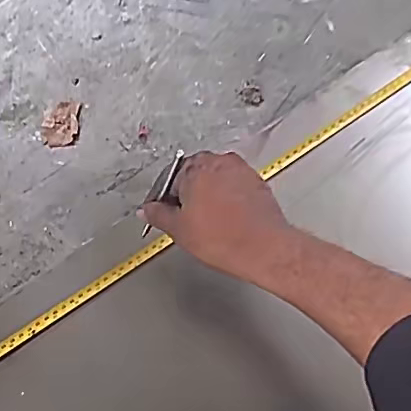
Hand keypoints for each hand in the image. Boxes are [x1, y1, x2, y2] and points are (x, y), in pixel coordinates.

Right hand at [141, 151, 298, 282]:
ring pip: (214, 180)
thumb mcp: (179, 230)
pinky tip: (225, 221)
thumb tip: (147, 210)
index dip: (163, 200)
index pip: (169, 179)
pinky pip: (233, 187)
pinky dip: (227, 199)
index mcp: (195, 169)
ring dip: (208, 196)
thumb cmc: (225, 239)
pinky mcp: (256, 182)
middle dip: (187, 195)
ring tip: (207, 223)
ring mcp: (240, 171)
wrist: (263, 248)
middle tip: (185, 219)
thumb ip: (158, 215)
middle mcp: (219, 162)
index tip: (163, 212)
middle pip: (193, 175)